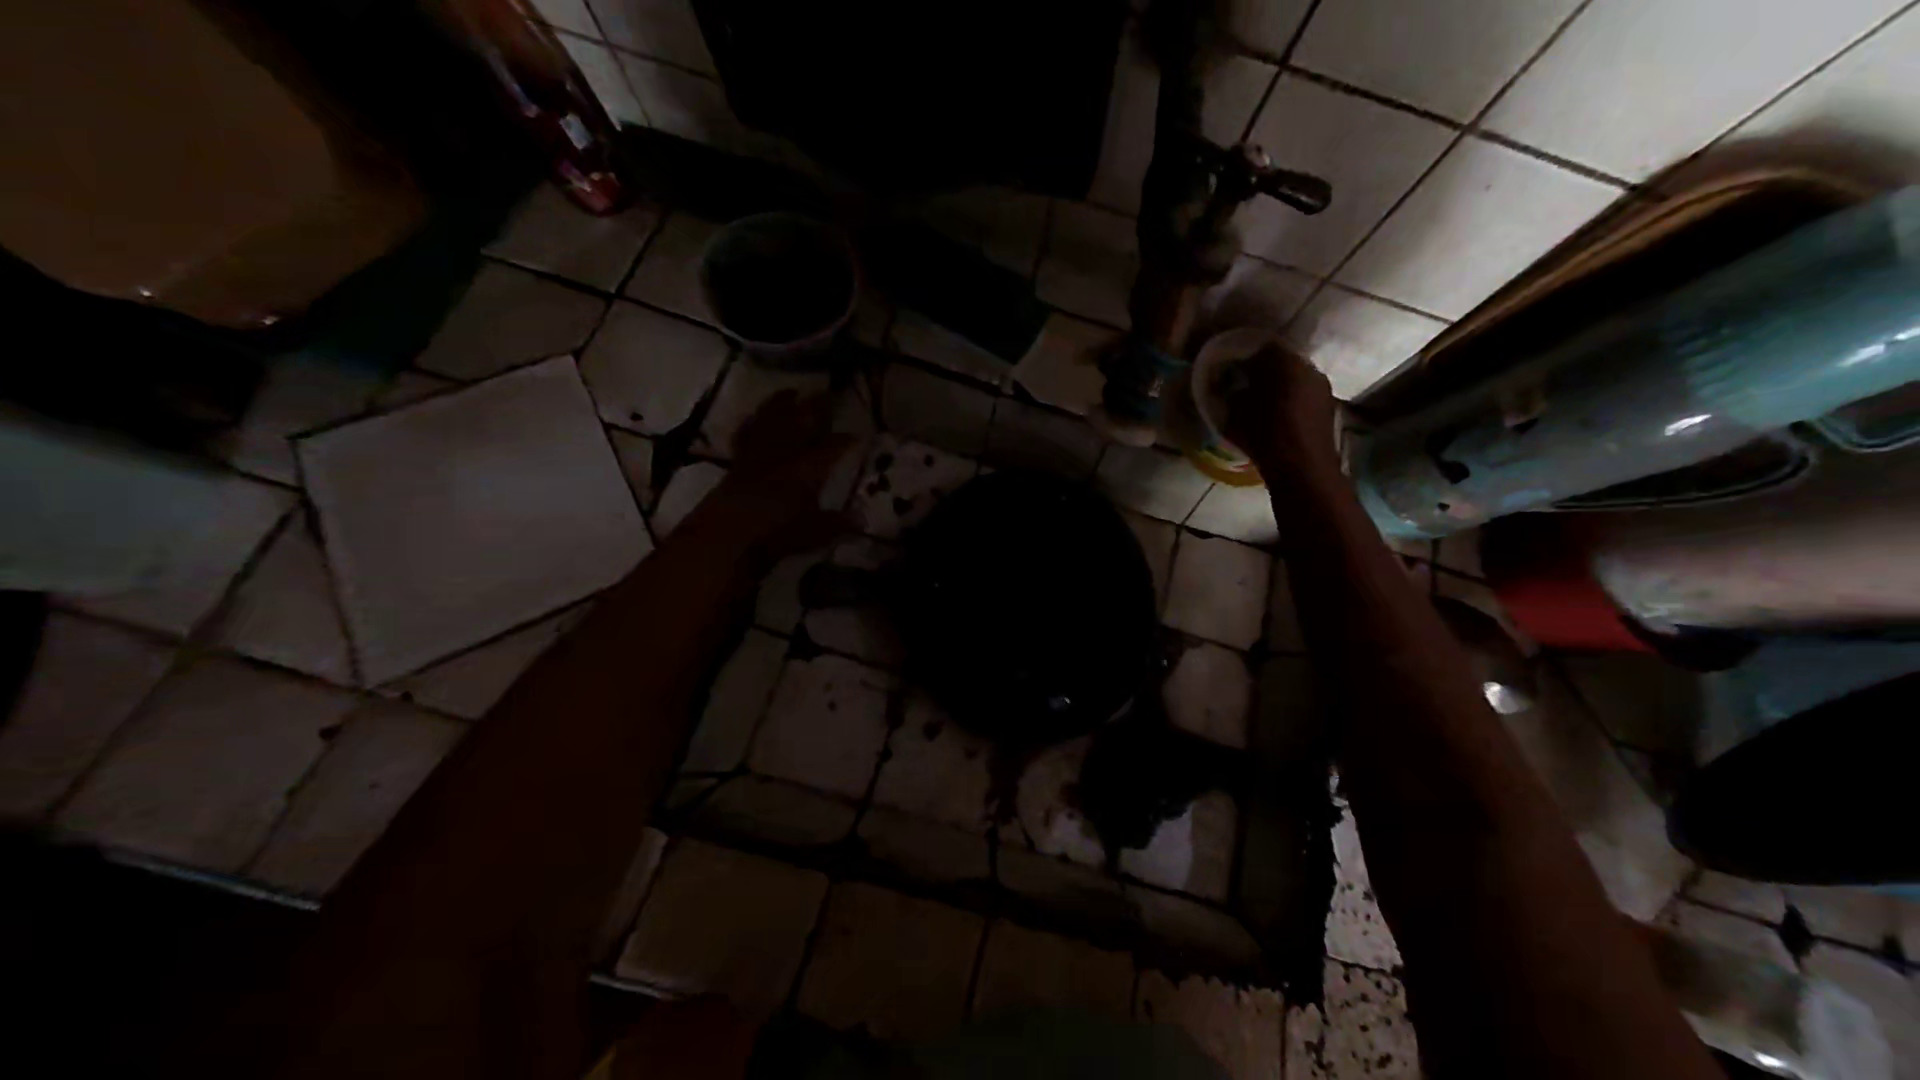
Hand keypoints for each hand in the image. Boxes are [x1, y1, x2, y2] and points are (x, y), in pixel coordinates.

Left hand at [705, 388, 857, 558]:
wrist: (727, 532)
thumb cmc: (777, 533)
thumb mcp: (815, 532)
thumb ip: (838, 523)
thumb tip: (862, 520)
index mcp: (811, 465)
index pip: (835, 446)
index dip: (848, 440)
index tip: (859, 434)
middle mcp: (787, 450)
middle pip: (804, 419)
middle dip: (819, 406)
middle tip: (829, 393)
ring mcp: (760, 451)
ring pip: (773, 418)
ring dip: (782, 403)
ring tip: (792, 391)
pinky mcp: (737, 460)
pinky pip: (746, 433)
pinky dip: (752, 423)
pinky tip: (754, 418)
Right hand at [1225, 345, 1340, 477]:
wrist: (1302, 467)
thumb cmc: (1264, 436)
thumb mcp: (1234, 414)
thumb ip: (1230, 394)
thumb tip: (1229, 387)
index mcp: (1284, 362)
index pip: (1260, 348)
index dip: (1243, 358)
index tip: (1231, 371)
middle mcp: (1307, 367)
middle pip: (1281, 360)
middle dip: (1263, 371)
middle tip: (1245, 385)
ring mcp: (1321, 385)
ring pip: (1294, 376)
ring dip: (1279, 385)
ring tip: (1262, 402)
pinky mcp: (1328, 404)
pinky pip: (1304, 392)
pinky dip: (1291, 398)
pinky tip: (1279, 414)